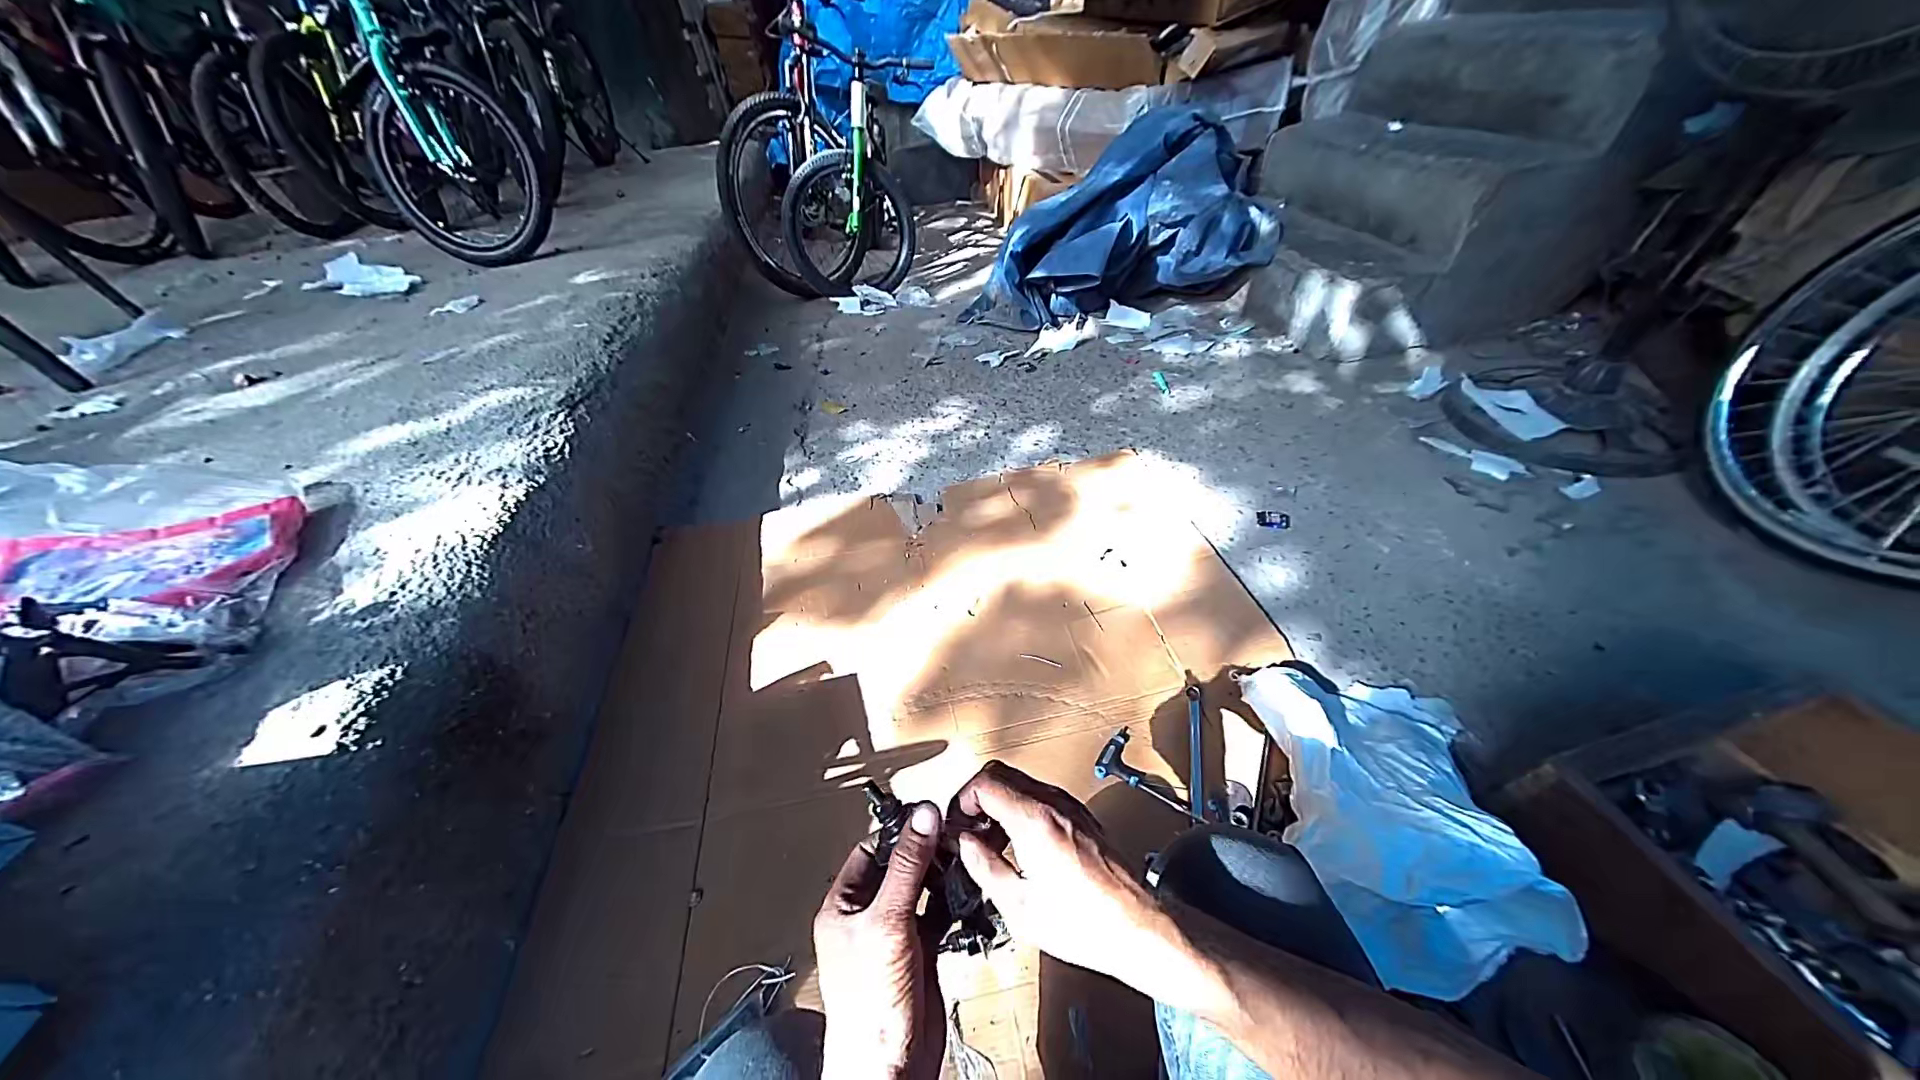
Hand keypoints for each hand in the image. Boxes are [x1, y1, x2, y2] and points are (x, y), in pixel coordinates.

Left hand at [813, 801, 946, 1079]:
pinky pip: (937, 915)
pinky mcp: (920, 952)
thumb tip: (924, 817)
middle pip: (899, 866)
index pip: (871, 849)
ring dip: (942, 874)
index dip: (900, 829)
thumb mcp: (887, 921)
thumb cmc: (868, 1003)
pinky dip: (953, 902)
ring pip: (921, 889)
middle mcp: (867, 916)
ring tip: (964, 855)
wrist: (890, 1067)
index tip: (929, 813)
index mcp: (844, 904)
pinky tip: (968, 892)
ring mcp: (895, 934)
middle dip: (926, 850)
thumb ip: (908, 866)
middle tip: (954, 831)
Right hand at [952, 762, 1183, 992]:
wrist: (1137, 928)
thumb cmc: (1087, 924)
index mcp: (1035, 820)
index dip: (962, 801)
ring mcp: (1070, 806)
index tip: (957, 824)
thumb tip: (965, 845)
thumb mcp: (1018, 906)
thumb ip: (983, 867)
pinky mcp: (1081, 816)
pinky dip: (1021, 808)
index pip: (984, 782)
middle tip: (968, 829)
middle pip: (1000, 773)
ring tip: (992, 840)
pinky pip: (1041, 795)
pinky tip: (1019, 844)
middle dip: (976, 798)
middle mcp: (1054, 803)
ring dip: (999, 802)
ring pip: (1021, 781)